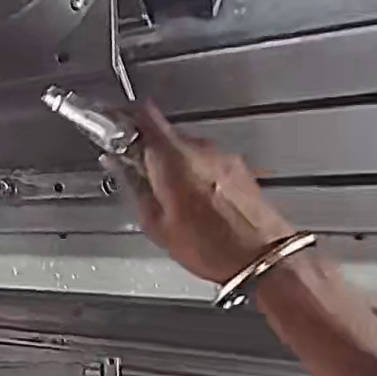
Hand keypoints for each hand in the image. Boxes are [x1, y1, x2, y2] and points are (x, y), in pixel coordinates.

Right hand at [126, 102, 295, 283]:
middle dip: (147, 150)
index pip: (144, 117)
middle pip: (165, 134)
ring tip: (167, 197)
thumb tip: (118, 166)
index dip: (125, 116)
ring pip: (186, 149)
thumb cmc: (214, 248)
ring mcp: (223, 156)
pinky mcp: (239, 167)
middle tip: (134, 172)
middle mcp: (200, 150)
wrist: (263, 259)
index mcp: (173, 160)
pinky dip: (194, 173)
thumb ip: (134, 188)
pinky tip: (193, 201)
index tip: (113, 123)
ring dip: (172, 164)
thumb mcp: (156, 226)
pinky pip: (206, 161)